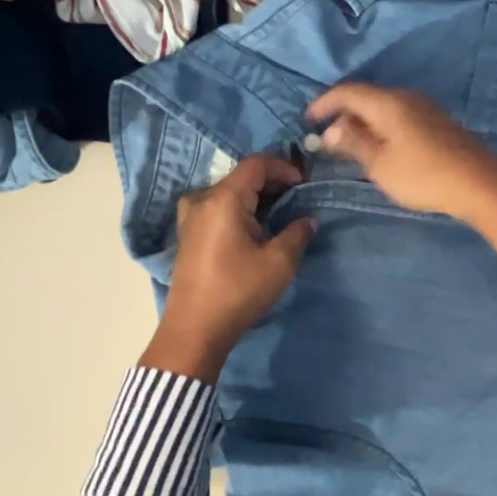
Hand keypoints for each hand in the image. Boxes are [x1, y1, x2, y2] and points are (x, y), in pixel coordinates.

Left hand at [140, 155, 315, 382]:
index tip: (303, 184)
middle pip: (241, 176)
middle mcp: (202, 200)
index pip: (256, 164)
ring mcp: (190, 217)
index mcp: (223, 199)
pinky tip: (253, 228)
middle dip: (272, 182)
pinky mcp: (188, 235)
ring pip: (228, 192)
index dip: (283, 167)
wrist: (194, 331)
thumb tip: (308, 220)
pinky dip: (239, 209)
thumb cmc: (238, 291)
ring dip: (255, 197)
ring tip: (278, 213)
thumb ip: (297, 233)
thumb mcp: (279, 262)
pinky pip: (216, 208)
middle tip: (296, 198)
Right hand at [308, 83, 496, 254]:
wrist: (479, 184)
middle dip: (342, 115)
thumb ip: (354, 143)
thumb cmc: (423, 175)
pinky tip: (379, 148)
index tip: (307, 121)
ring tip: (349, 146)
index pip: (347, 92)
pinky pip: (398, 116)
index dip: (324, 104)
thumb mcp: (380, 165)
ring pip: (383, 107)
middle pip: (366, 97)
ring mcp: (424, 108)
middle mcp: (406, 97)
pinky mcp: (436, 122)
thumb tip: (331, 129)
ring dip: (362, 122)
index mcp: (388, 103)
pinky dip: (381, 127)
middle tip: (326, 139)